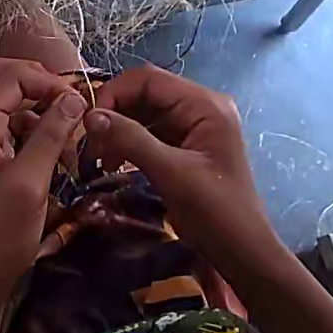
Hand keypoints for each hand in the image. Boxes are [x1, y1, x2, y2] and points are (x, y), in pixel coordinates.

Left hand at [0, 57, 85, 306]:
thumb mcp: (29, 183)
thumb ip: (50, 135)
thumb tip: (73, 97)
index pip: (9, 77)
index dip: (45, 81)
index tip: (78, 101)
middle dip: (36, 83)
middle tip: (68, 103)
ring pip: (9, 104)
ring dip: (40, 111)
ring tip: (70, 138)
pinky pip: (12, 130)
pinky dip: (36, 133)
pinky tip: (58, 155)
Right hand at [84, 65, 282, 269]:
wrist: (243, 253)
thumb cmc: (214, 211)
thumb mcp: (170, 172)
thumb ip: (130, 139)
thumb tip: (90, 116)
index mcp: (205, 105)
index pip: (148, 79)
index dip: (114, 93)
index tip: (89, 122)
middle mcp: (200, 107)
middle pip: (145, 94)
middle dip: (115, 113)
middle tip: (91, 144)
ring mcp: (194, 127)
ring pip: (144, 114)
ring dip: (119, 130)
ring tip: (100, 157)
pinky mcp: (186, 146)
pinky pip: (150, 133)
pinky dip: (129, 143)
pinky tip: (114, 163)